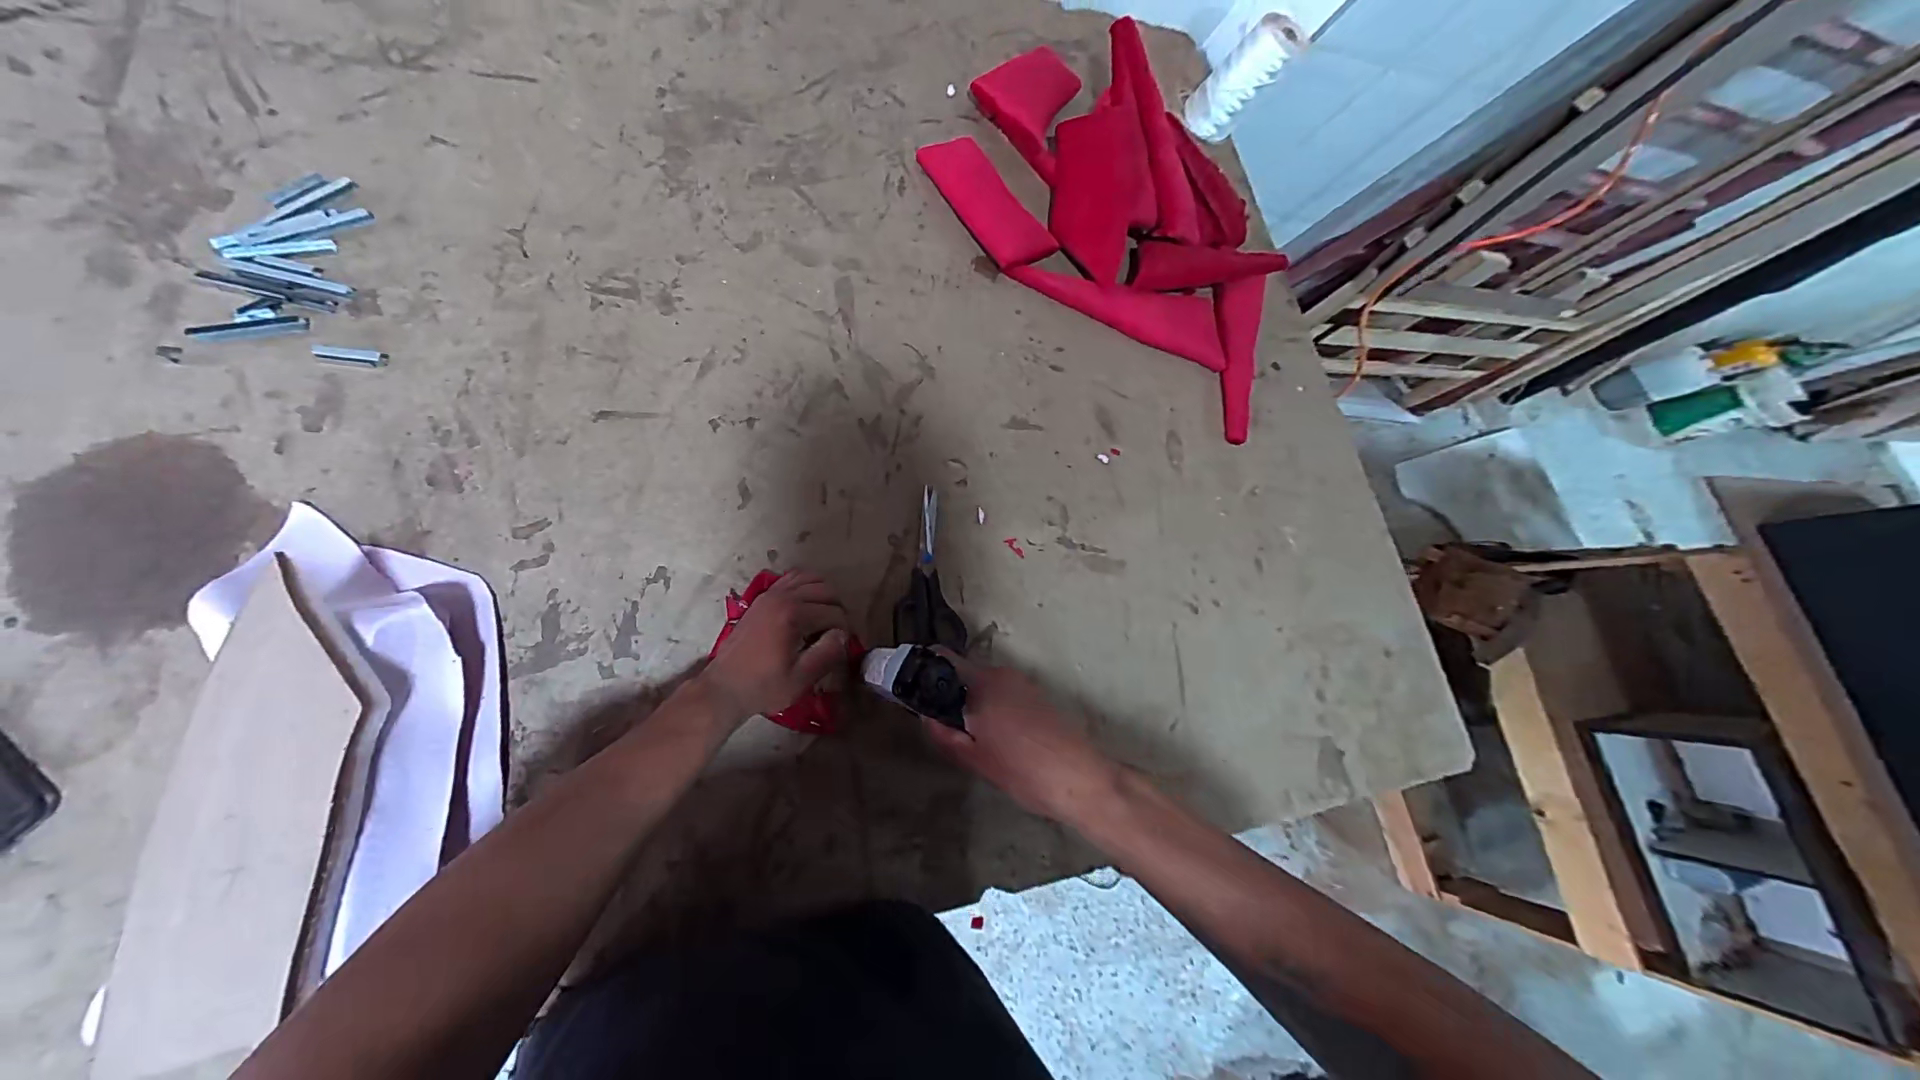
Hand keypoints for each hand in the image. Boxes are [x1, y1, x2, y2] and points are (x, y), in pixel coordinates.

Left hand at [701, 570, 851, 725]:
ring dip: (824, 596)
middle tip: (836, 635)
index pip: (834, 613)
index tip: (842, 647)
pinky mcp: (763, 597)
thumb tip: (843, 635)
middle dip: (838, 611)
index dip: (844, 630)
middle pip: (826, 591)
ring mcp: (770, 594)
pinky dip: (806, 586)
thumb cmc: (763, 687)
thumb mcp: (800, 679)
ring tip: (824, 620)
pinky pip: (792, 578)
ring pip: (811, 579)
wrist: (724, 688)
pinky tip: (807, 607)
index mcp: (792, 615)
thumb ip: (827, 654)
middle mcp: (783, 597)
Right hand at [919, 651, 1119, 823]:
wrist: (1079, 779)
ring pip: (985, 686)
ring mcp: (1023, 683)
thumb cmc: (1022, 770)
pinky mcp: (1038, 697)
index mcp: (982, 683)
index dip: (922, 668)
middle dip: (949, 693)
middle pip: (964, 673)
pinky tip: (998, 739)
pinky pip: (1004, 694)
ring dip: (973, 703)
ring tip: (973, 738)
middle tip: (942, 725)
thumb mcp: (973, 758)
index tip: (910, 687)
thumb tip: (926, 717)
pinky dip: (993, 708)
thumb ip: (944, 734)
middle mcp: (1002, 674)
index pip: (942, 657)